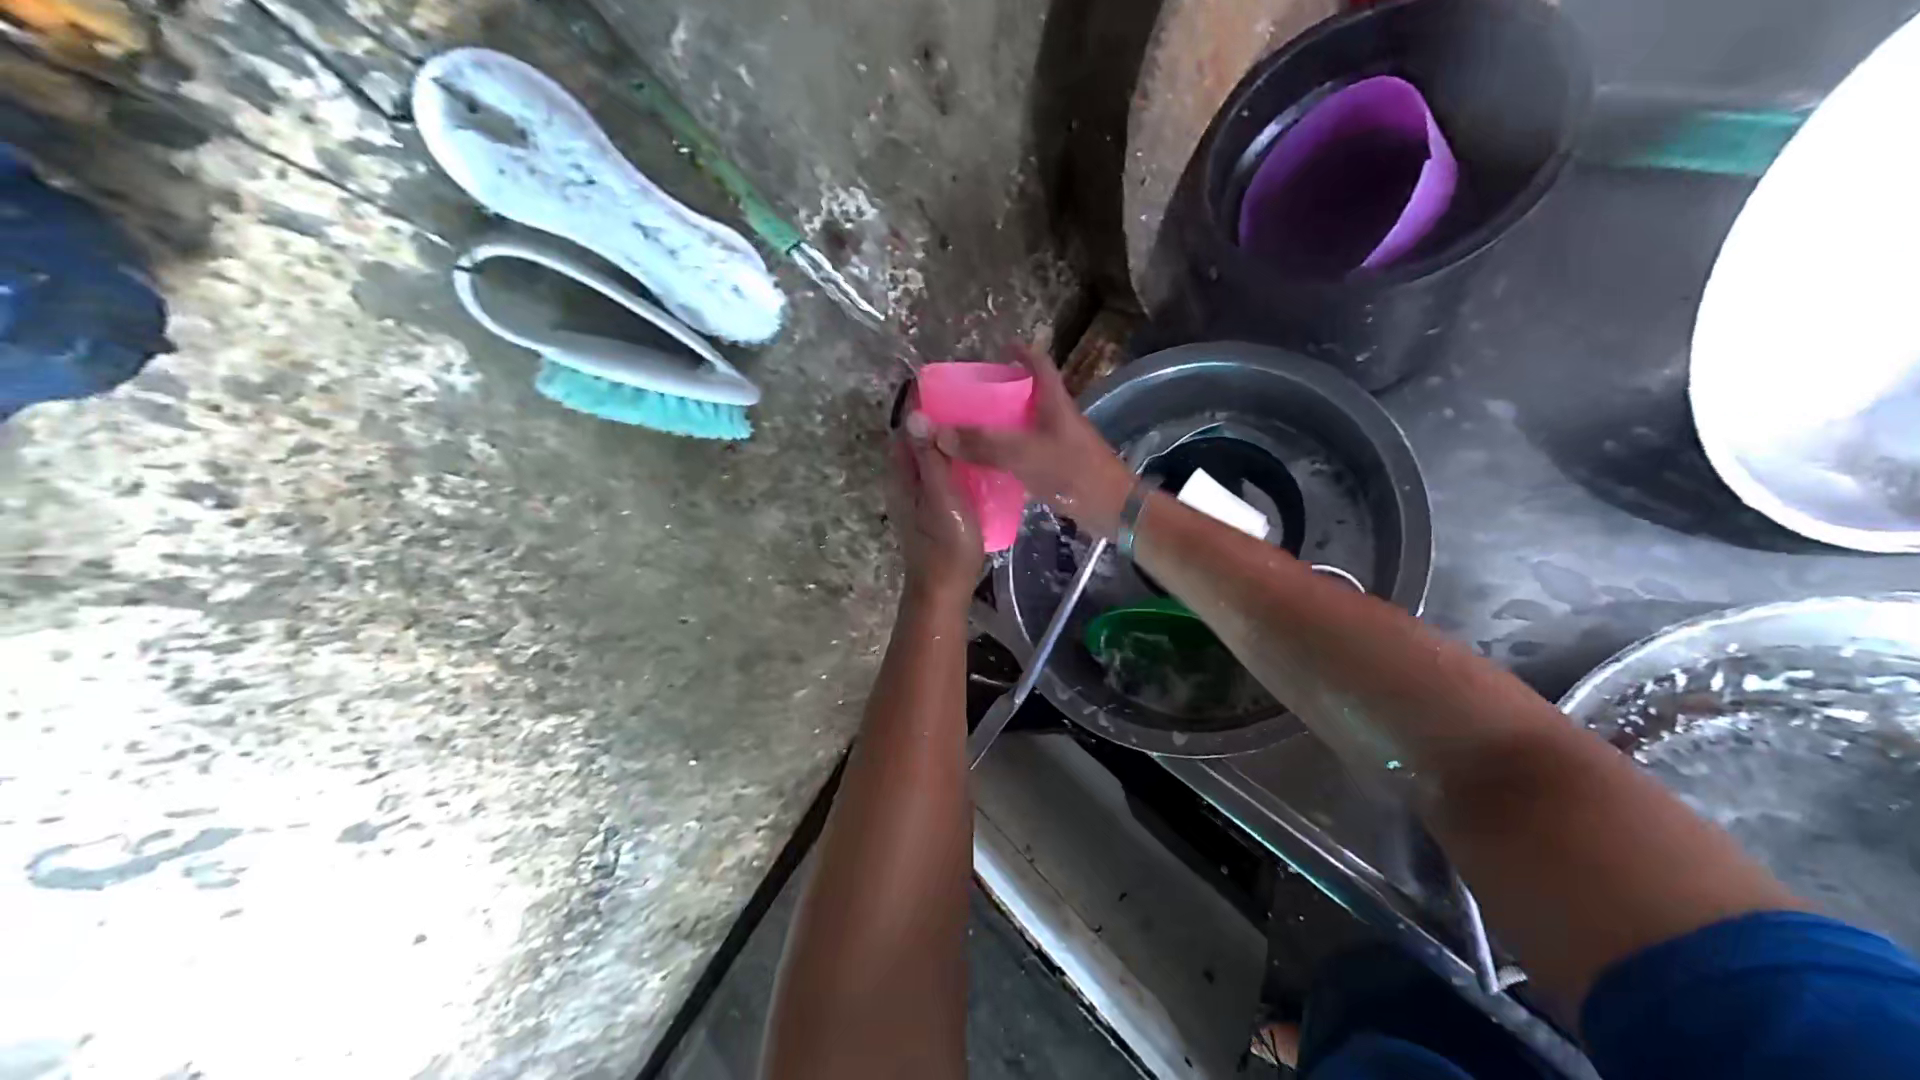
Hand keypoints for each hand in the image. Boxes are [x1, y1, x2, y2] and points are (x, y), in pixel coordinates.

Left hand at [888, 419, 982, 599]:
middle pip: (918, 441)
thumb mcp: (941, 496)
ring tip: (980, 424)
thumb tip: (916, 416)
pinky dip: (956, 461)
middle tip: (973, 402)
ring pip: (931, 458)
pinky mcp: (934, 509)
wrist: (945, 588)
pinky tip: (979, 460)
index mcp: (901, 475)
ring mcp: (919, 497)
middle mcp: (905, 482)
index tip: (950, 387)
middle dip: (939, 420)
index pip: (906, 428)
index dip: (922, 406)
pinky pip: (941, 474)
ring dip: (949, 441)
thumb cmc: (945, 543)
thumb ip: (930, 458)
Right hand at [930, 345, 1135, 538]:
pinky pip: (1026, 454)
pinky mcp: (1058, 468)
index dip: (1022, 353)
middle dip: (1001, 393)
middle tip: (970, 397)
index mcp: (1055, 403)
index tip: (1001, 348)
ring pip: (1025, 427)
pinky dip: (1007, 454)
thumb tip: (938, 433)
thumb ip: (983, 444)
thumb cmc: (1073, 472)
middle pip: (1028, 396)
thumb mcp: (1024, 454)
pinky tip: (987, 465)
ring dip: (1001, 426)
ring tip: (970, 430)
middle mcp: (1057, 419)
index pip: (1040, 366)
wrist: (1112, 510)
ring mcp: (1059, 445)